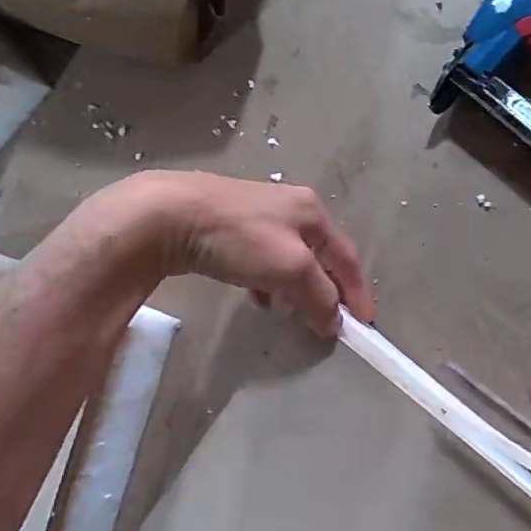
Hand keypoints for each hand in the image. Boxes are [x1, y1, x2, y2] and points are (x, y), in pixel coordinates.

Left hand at [100, 171, 373, 335]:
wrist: (166, 215)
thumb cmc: (240, 237)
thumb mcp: (291, 268)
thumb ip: (319, 295)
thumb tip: (334, 322)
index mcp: (312, 211)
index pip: (347, 257)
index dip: (357, 291)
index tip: (363, 323)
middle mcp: (290, 207)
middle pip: (320, 257)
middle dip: (326, 289)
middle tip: (328, 319)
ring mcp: (256, 214)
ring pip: (290, 258)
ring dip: (295, 287)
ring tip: (289, 311)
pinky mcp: (227, 224)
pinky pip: (262, 259)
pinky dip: (268, 281)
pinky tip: (257, 297)